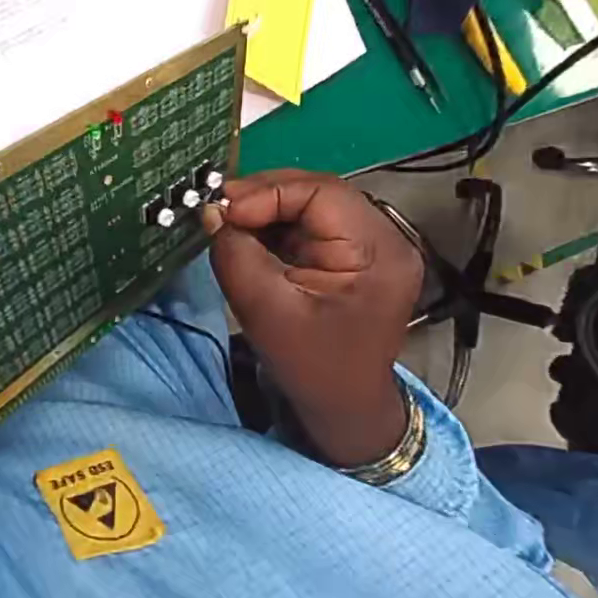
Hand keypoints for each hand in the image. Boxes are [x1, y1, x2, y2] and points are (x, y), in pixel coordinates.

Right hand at [203, 170, 424, 465]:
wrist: (343, 406)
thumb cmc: (311, 365)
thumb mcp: (265, 310)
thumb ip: (236, 254)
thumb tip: (212, 213)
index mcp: (377, 252)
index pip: (322, 193)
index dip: (268, 193)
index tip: (224, 211)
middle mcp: (384, 239)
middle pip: (319, 191)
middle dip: (264, 195)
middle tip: (219, 207)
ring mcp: (369, 245)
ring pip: (311, 202)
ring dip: (266, 207)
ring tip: (228, 219)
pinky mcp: (350, 254)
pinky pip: (308, 222)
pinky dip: (273, 223)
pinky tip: (247, 233)